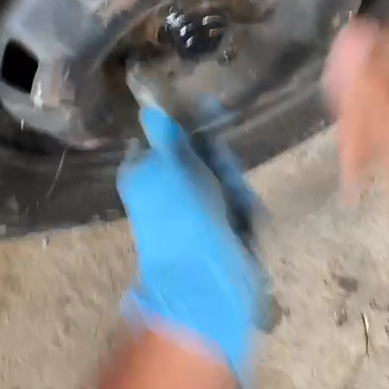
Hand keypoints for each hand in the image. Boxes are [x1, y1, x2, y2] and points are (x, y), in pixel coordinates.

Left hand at [116, 106, 265, 383]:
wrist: (206, 283)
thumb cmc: (183, 214)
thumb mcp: (171, 161)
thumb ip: (165, 131)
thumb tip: (147, 104)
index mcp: (143, 171)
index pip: (170, 135)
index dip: (192, 127)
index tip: (211, 121)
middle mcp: (164, 189)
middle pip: (202, 155)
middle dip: (220, 162)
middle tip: (223, 174)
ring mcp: (191, 213)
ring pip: (224, 180)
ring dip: (235, 188)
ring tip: (236, 206)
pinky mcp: (217, 233)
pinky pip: (237, 208)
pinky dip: (244, 213)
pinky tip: (245, 222)